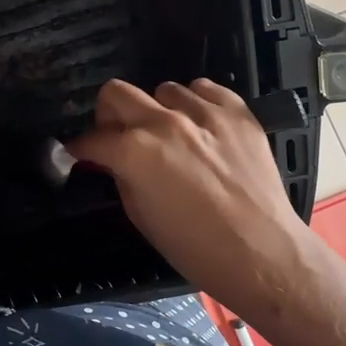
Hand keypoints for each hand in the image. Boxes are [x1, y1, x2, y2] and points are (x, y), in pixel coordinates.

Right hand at [66, 79, 309, 300]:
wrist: (263, 256)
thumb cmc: (196, 248)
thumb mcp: (141, 216)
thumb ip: (121, 177)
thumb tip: (113, 161)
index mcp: (134, 151)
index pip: (92, 138)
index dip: (82, 148)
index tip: (82, 153)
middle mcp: (163, 123)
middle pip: (116, 92)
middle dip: (109, 114)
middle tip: (119, 135)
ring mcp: (202, 113)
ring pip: (163, 90)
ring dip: (159, 110)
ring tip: (172, 134)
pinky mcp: (236, 113)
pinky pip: (205, 89)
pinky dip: (197, 103)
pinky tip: (201, 125)